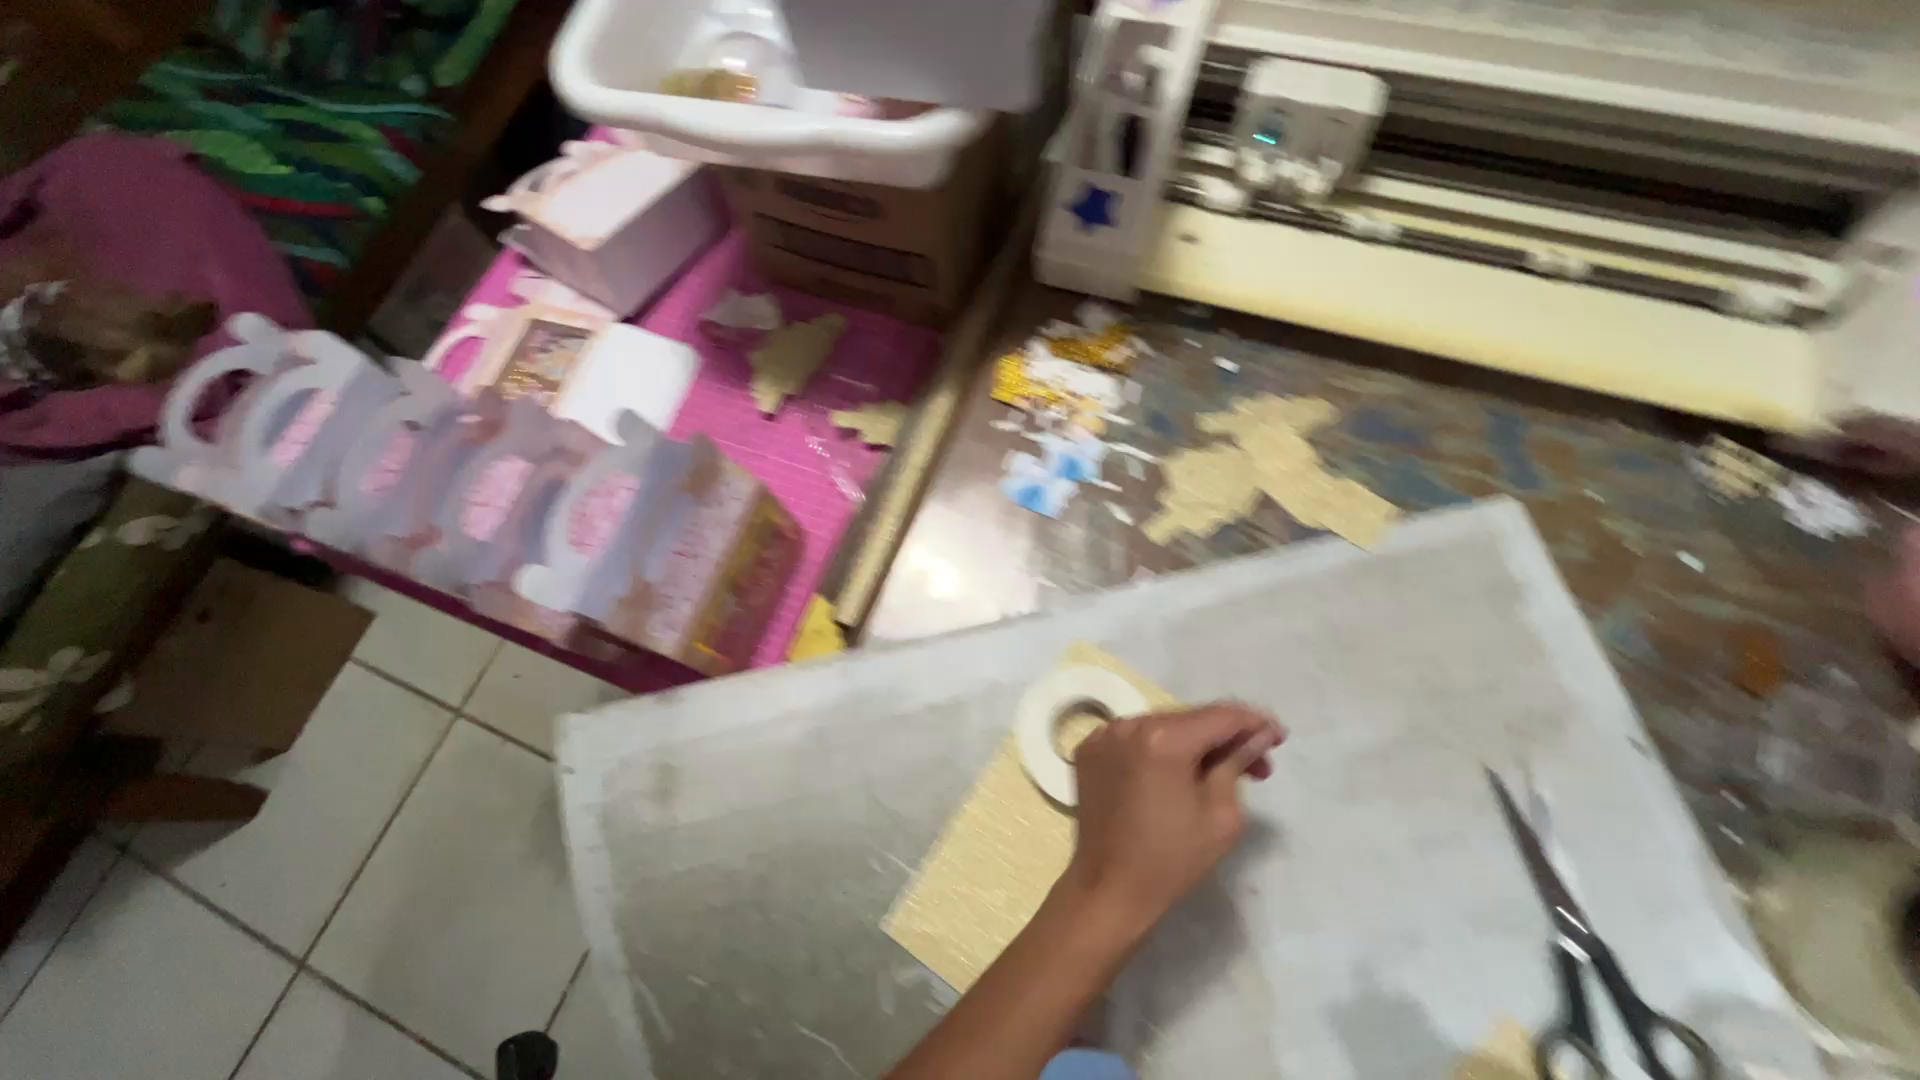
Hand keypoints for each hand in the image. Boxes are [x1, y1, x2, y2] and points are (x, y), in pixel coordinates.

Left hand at [1059, 702, 1285, 936]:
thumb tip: (1257, 735)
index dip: (1254, 723)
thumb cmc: (1171, 859)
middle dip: (1226, 737)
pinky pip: (1136, 739)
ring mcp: (1103, 735)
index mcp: (1162, 739)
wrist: (1109, 888)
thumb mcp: (1220, 814)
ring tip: (1219, 772)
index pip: (1219, 716)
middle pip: (1190, 718)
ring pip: (1162, 726)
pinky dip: (1160, 749)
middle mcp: (1129, 725)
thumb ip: (1237, 764)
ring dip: (1193, 742)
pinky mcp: (1088, 750)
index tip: (1277, 737)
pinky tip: (1176, 774)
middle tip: (1257, 765)